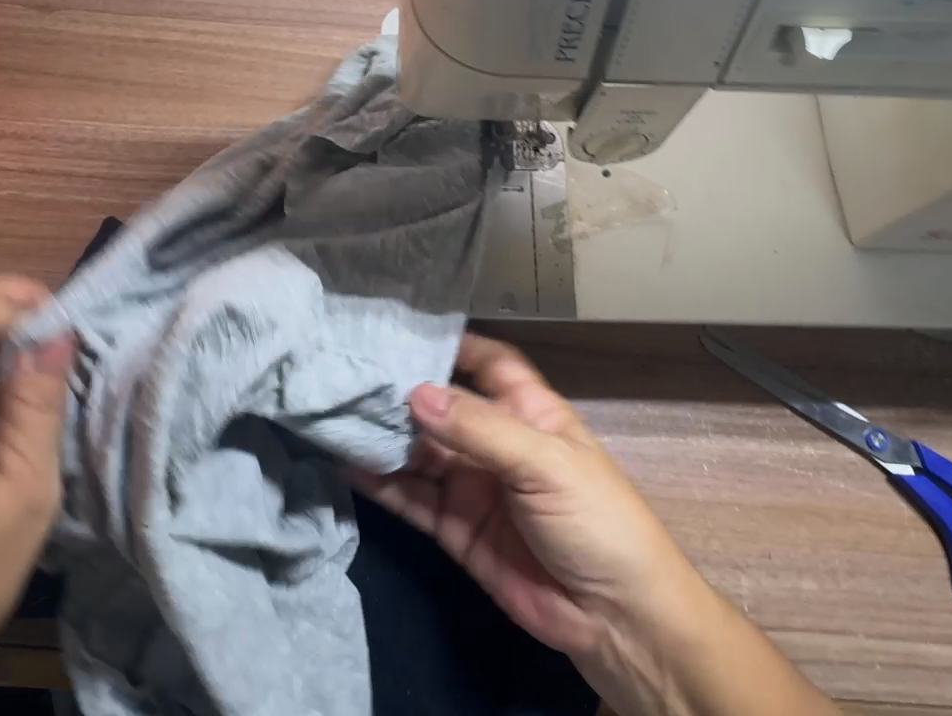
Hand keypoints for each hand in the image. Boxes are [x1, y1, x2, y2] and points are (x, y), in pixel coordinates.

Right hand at [352, 334, 689, 655]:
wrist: (614, 618)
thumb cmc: (596, 520)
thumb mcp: (545, 464)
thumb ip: (480, 429)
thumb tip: (415, 393)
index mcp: (529, 412)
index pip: (489, 364)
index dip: (455, 345)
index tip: (404, 332)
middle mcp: (495, 442)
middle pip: (442, 407)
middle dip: (402, 393)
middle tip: (350, 375)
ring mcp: (472, 485)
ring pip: (420, 452)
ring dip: (384, 438)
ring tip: (337, 415)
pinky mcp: (454, 527)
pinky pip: (412, 498)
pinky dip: (382, 483)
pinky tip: (349, 464)